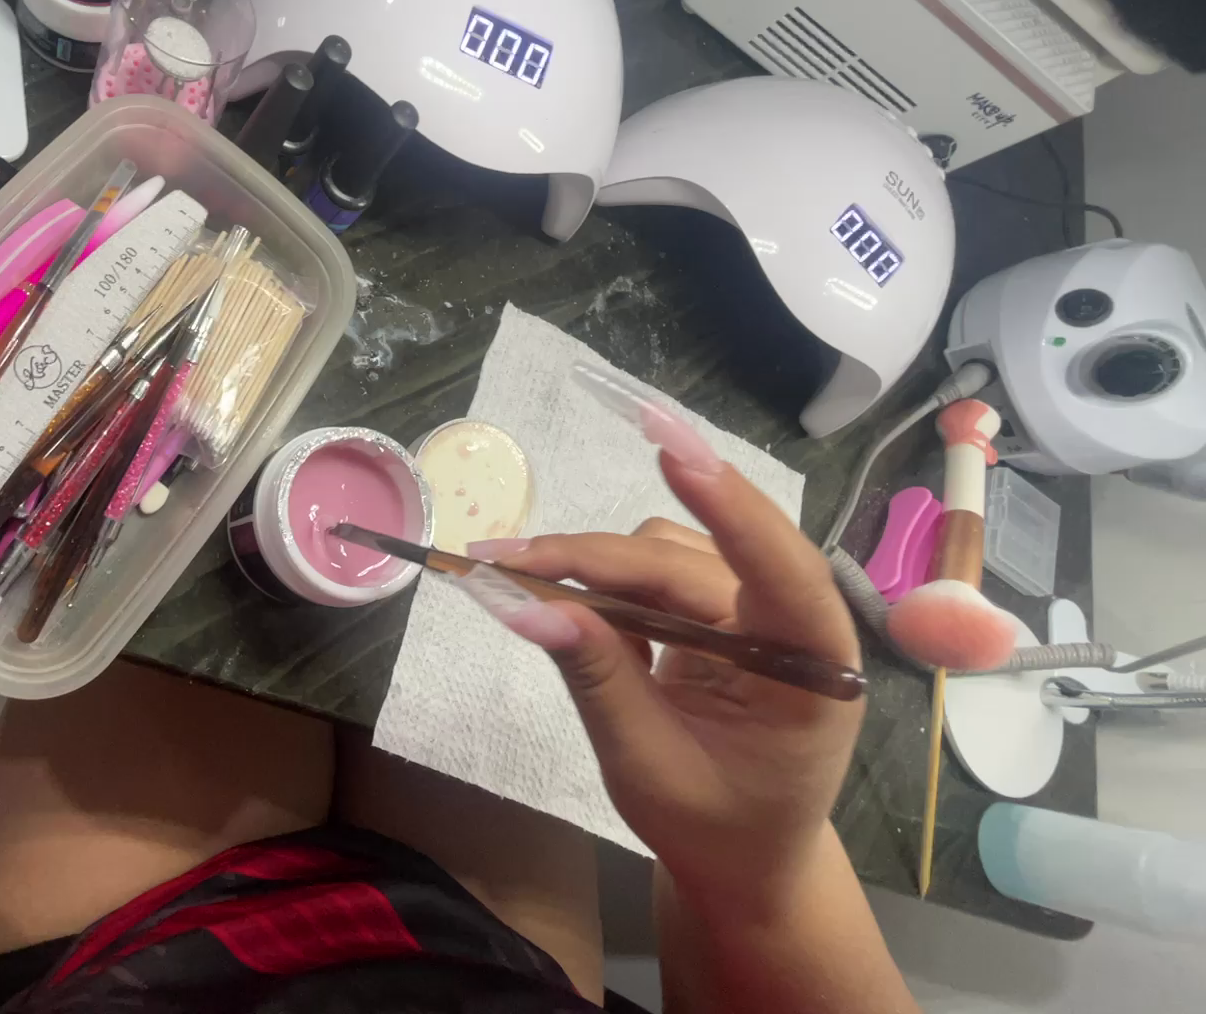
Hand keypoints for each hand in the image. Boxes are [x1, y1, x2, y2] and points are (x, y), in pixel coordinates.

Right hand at [478, 448, 863, 915]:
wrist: (740, 855)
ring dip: (591, 560)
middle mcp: (785, 626)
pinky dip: (599, 575)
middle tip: (500, 560)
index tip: (672, 453)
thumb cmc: (712, 825)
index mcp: (807, 672)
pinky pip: (651, 568)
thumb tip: (526, 608)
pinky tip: (557, 589)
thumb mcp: (646, 763)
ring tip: (520, 574)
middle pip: (681, 560)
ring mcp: (745, 614)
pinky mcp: (709, 612)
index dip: (730, 509)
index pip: (783, 574)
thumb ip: (596, 679)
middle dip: (589, 557)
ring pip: (662, 551)